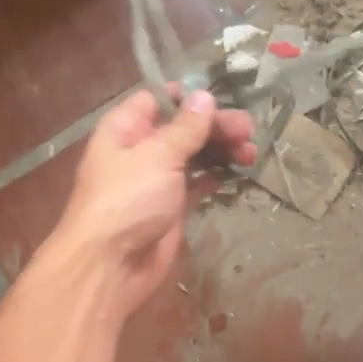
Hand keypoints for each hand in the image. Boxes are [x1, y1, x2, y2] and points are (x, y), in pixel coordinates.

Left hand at [53, 88, 256, 317]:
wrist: (110, 266)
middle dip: (215, 126)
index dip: (189, 97)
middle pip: (182, 127)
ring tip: (251, 153)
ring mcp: (155, 179)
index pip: (158, 98)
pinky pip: (196, 182)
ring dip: (221, 150)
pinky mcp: (170, 206)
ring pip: (193, 155)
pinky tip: (237, 172)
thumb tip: (203, 95)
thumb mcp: (157, 155)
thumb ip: (185, 127)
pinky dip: (215, 175)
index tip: (222, 98)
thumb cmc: (128, 200)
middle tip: (249, 130)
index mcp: (125, 127)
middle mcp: (139, 149)